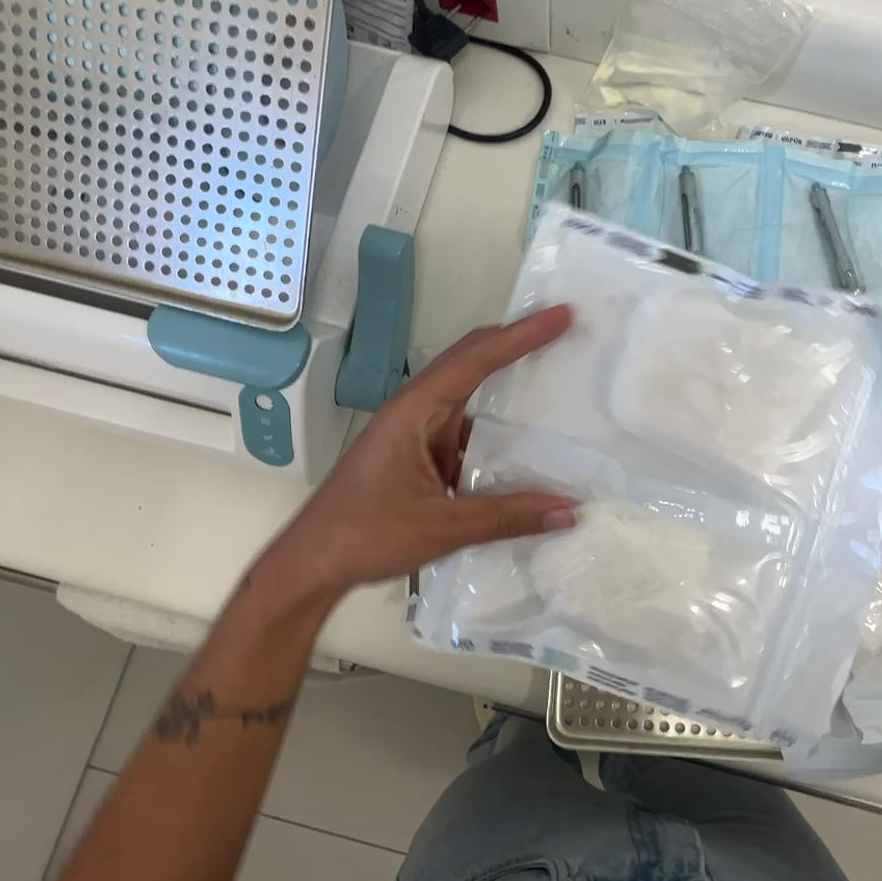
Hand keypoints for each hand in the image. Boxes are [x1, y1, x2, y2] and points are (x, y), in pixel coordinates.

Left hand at [272, 305, 578, 592]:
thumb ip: (507, 518)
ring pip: (468, 395)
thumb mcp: (442, 528)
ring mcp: (415, 432)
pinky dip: (495, 433)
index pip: (475, 359)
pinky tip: (524, 449)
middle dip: (516, 342)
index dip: (522, 335)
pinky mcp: (418, 455)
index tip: (561, 316)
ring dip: (506, 386)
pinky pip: (464, 431)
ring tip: (554, 381)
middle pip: (471, 362)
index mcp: (414, 411)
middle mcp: (415, 411)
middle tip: (563, 330)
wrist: (312, 564)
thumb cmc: (365, 535)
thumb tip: (569, 512)